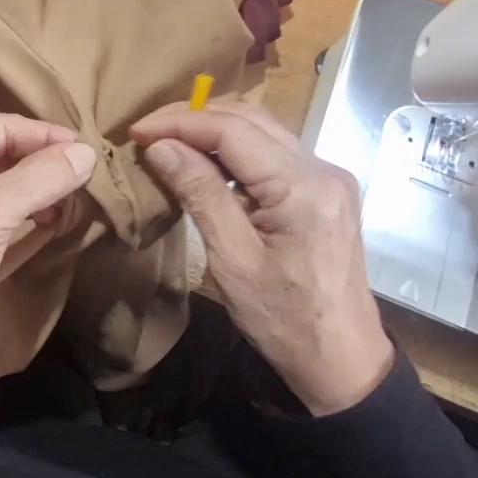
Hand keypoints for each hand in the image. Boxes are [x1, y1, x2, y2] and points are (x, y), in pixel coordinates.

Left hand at [0, 115, 97, 419]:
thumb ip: (38, 180)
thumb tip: (88, 152)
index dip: (44, 135)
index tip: (89, 148)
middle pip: (2, 150)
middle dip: (44, 161)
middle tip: (89, 173)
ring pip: (6, 178)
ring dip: (41, 185)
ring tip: (75, 196)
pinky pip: (3, 205)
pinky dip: (30, 207)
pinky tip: (54, 218)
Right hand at [130, 100, 392, 415]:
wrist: (341, 360)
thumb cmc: (283, 321)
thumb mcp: (232, 261)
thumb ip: (200, 195)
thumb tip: (161, 146)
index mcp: (304, 187)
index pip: (234, 130)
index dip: (180, 123)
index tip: (136, 132)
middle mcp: (323, 169)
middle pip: (251, 119)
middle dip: (194, 117)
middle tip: (145, 131)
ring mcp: (328, 177)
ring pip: (263, 131)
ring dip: (213, 129)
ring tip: (166, 140)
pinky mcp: (325, 190)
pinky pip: (273, 153)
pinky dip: (234, 149)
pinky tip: (204, 161)